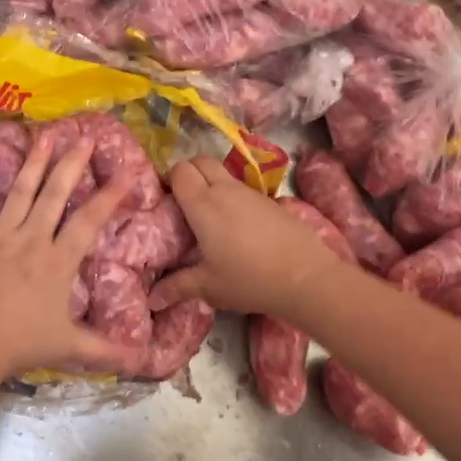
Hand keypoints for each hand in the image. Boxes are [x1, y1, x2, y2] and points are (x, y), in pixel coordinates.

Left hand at [0, 135, 142, 383]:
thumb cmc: (21, 344)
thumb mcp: (68, 347)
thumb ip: (104, 350)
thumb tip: (140, 361)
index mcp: (58, 261)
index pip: (89, 221)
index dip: (108, 196)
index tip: (125, 173)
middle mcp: (32, 239)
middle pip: (55, 194)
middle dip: (72, 164)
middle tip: (84, 137)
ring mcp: (0, 236)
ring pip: (20, 192)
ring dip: (34, 163)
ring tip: (45, 135)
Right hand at [150, 155, 341, 318]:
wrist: (308, 278)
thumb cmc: (249, 279)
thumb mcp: (208, 287)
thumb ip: (177, 287)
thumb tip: (152, 300)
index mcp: (203, 204)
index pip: (180, 170)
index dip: (170, 179)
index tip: (167, 201)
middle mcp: (225, 190)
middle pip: (201, 161)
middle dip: (190, 173)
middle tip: (185, 201)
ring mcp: (251, 193)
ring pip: (224, 174)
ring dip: (213, 185)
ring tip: (211, 217)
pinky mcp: (272, 202)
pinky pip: (244, 190)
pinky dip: (235, 199)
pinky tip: (240, 228)